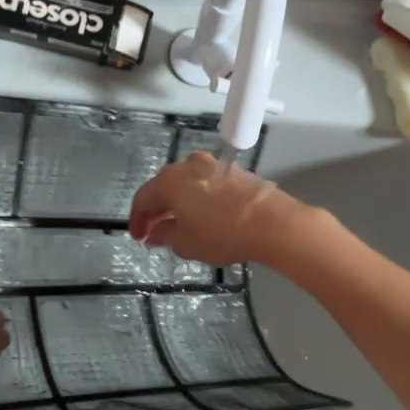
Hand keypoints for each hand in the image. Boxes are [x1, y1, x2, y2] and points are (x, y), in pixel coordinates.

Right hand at [128, 152, 317, 265]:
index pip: (143, 199)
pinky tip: (204, 218)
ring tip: (181, 227)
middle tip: (155, 233)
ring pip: (188, 186)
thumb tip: (156, 232)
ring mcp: (213, 166)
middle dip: (159, 211)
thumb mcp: (185, 243)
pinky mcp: (235, 172)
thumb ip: (165, 236)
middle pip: (165, 188)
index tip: (138, 237)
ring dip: (180, 205)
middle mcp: (188, 166)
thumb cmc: (221, 233)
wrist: (272, 222)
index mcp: (169, 181)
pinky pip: (208, 186)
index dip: (137, 221)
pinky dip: (200, 201)